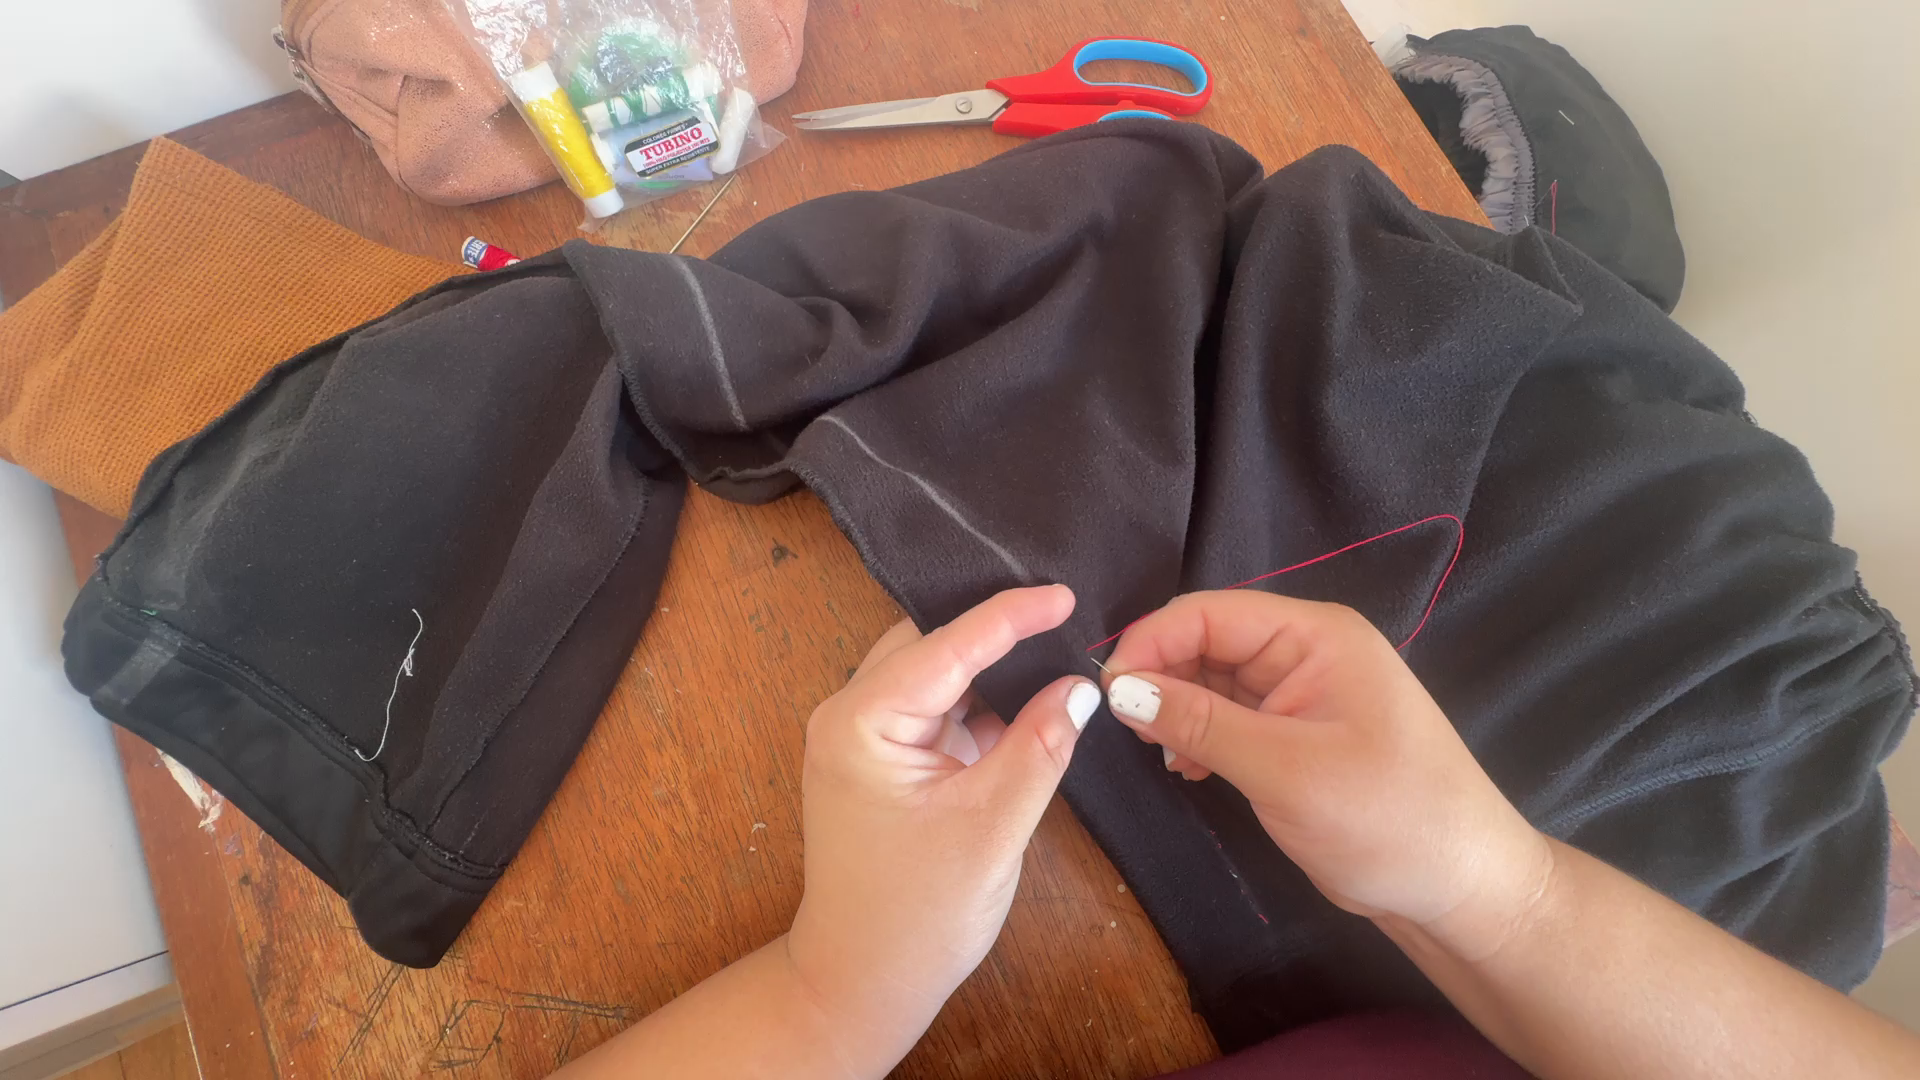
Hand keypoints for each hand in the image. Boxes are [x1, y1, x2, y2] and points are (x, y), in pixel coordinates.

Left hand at [786, 584, 1101, 1066]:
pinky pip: (937, 706)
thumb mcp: (991, 827)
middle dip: (995, 631)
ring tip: (1052, 644)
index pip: (946, 646)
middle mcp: (852, 712)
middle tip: (1061, 613)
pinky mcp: (885, 753)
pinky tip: (1024, 692)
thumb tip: (1080, 687)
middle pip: (931, 645)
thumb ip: (1038, 747)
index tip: (1064, 594)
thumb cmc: (918, 914)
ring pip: (935, 672)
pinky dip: (980, 700)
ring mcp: (865, 732)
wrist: (862, 984)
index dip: (1010, 615)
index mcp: (862, 722)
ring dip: (989, 665)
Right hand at [1100, 591, 1551, 955]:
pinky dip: (1195, 734)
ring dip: (1175, 710)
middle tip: (1129, 726)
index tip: (1108, 689)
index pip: (1208, 614)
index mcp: (1313, 634)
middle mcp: (1301, 650)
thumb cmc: (1389, 821)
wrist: (1463, 894)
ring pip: (1206, 678)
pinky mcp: (1286, 728)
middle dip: (1161, 678)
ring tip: (1163, 753)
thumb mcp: (1285, 770)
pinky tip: (1188, 768)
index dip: (1151, 642)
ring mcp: (1294, 690)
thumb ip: (1199, 723)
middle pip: (1204, 641)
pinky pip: (1222, 713)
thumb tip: (1118, 688)